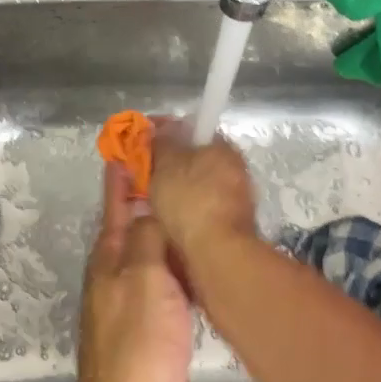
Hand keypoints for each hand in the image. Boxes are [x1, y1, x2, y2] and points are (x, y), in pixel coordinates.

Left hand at [74, 163, 194, 381]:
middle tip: (188, 162)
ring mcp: (140, 296)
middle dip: (156, 188)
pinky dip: (186, 260)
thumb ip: (148, 236)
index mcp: (111, 252)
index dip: (128, 163)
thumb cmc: (138, 341)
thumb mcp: (145, 277)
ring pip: (157, 247)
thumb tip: (150, 202)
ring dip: (174, 223)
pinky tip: (207, 257)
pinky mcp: (158, 323)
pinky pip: (172, 279)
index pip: (117, 195)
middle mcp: (122, 268)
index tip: (142, 132)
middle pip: (138, 218)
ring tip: (202, 199)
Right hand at [148, 126, 258, 263]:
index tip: (144, 142)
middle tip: (143, 172)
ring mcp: (237, 198)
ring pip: (197, 185)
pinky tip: (166, 218)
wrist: (218, 253)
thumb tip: (162, 128)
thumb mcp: (166, 163)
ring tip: (149, 198)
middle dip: (169, 163)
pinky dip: (184, 209)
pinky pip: (201, 208)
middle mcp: (235, 168)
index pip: (193, 129)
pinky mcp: (232, 224)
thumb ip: (162, 142)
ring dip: (176, 188)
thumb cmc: (190, 200)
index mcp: (223, 147)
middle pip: (195, 159)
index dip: (165, 132)